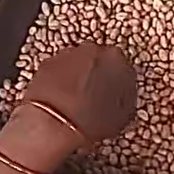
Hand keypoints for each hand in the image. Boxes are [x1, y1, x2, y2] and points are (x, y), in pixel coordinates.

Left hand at [2, 43, 136, 172]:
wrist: (52, 123)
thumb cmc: (89, 121)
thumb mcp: (121, 118)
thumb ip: (126, 100)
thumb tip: (124, 99)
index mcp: (117, 60)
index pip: (123, 69)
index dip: (119, 85)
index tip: (115, 97)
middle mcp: (93, 50)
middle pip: (99, 62)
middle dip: (98, 77)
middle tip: (95, 99)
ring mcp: (69, 54)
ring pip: (78, 64)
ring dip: (78, 77)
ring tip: (75, 101)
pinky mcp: (47, 62)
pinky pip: (58, 70)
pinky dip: (60, 80)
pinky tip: (60, 99)